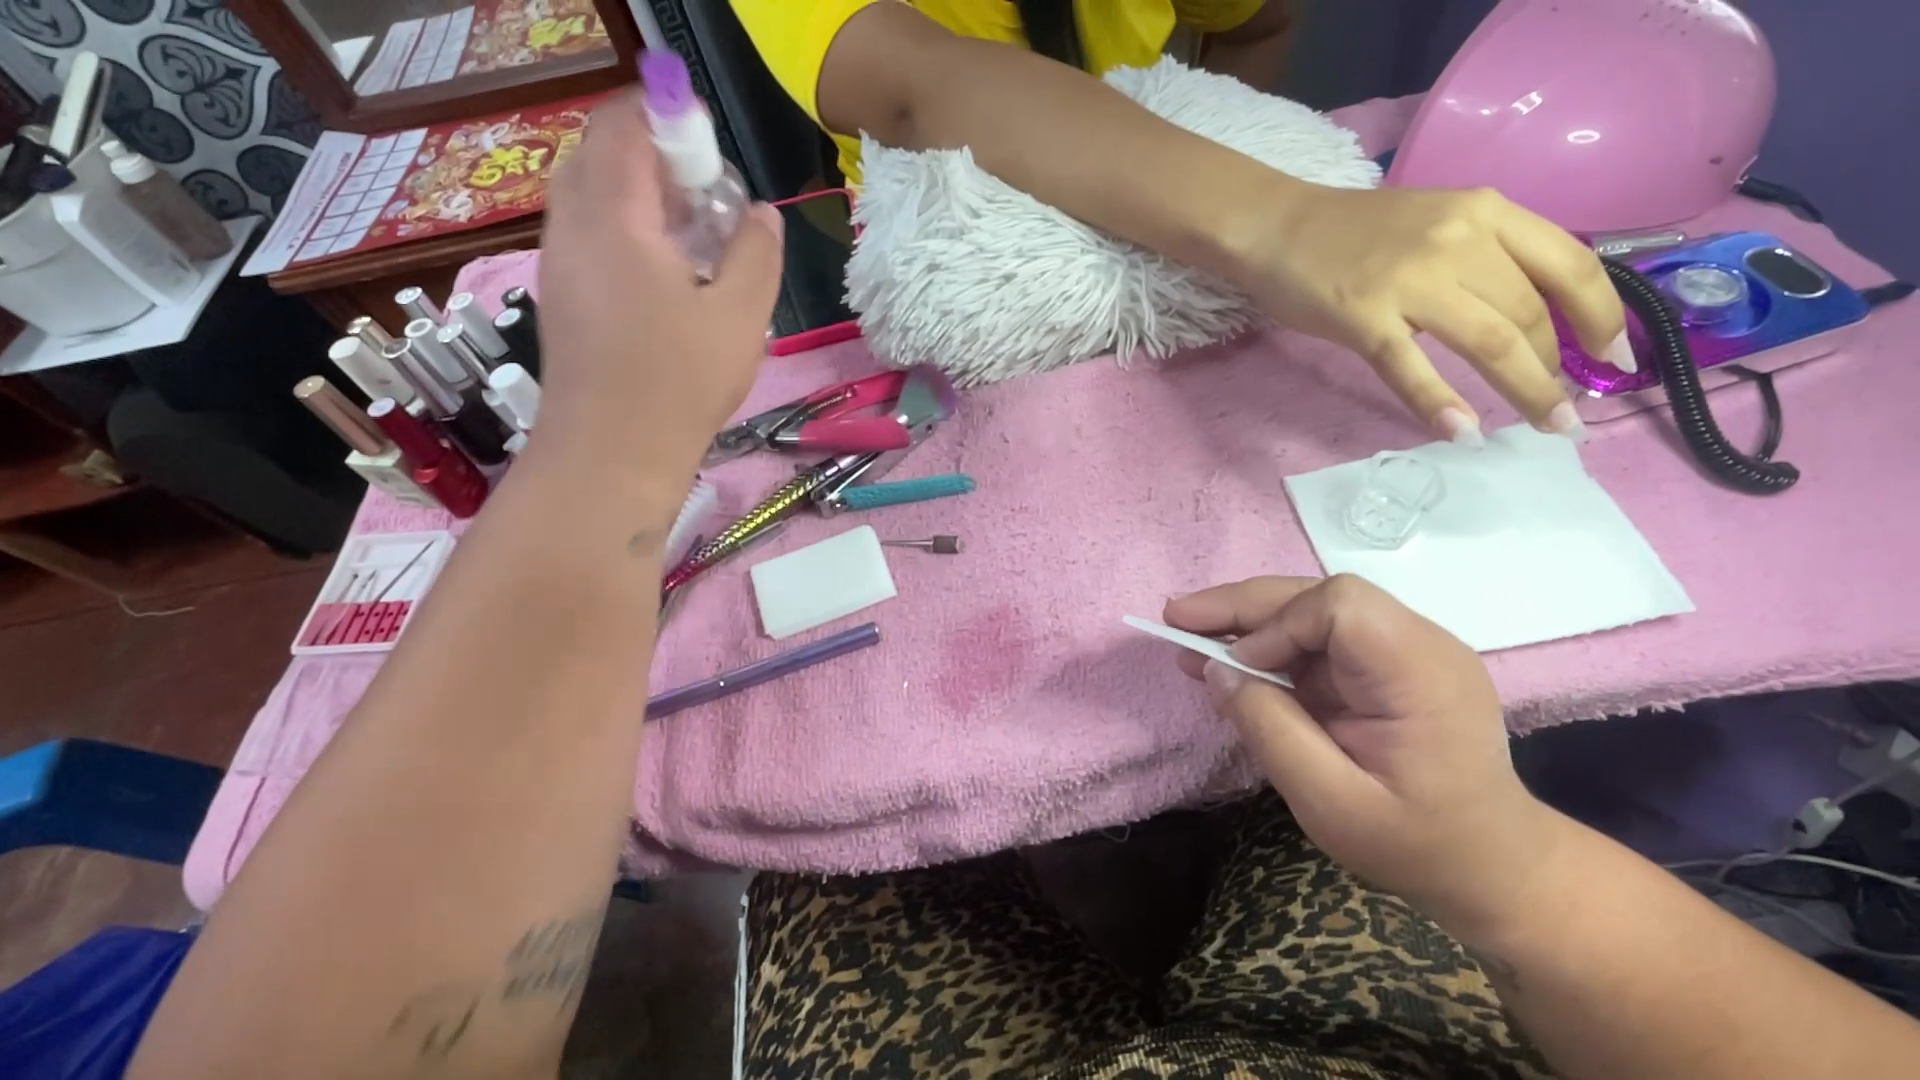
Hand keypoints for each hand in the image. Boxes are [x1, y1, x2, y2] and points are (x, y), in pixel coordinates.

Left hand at [534, 91, 783, 477]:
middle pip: (600, 155)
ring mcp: (559, 264)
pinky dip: (622, 232)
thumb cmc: (679, 382)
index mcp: (614, 217)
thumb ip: (756, 252)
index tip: (710, 152)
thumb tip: (761, 214)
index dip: (666, 116)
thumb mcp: (742, 315)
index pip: (622, 124)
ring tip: (692, 242)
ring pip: (589, 197)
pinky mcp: (561, 297)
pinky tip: (665, 281)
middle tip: (706, 199)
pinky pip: (586, 236)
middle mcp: (572, 228)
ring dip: (638, 198)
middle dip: (654, 158)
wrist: (610, 456)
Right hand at [1164, 575, 1564, 941]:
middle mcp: (1420, 643)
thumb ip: (1270, 731)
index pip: (1341, 605)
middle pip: (1320, 595)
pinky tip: (1234, 662)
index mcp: (1419, 672)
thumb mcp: (1330, 803)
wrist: (1491, 867)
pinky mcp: (1392, 667)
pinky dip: (1275, 647)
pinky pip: (1325, 639)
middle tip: (1176, 617)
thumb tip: (1215, 671)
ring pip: (1317, 610)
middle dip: (1244, 606)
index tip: (1237, 668)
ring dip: (1252, 622)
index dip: (1277, 625)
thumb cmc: (1415, 844)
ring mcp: (1409, 651)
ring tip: (1192, 637)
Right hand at [1240, 183, 1631, 445]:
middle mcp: (1457, 240)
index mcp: (1484, 211)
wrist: (1278, 227)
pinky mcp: (1364, 318)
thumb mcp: (1438, 223)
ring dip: (1525, 391)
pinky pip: (1412, 369)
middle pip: (1528, 313)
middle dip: (1555, 369)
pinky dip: (1440, 404)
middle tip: (1560, 410)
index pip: (1568, 264)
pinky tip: (1463, 433)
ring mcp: (1408, 280)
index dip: (1601, 316)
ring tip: (1544, 427)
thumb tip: (1530, 318)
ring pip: (1488, 342)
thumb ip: (1485, 257)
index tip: (1613, 358)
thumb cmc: (1356, 232)